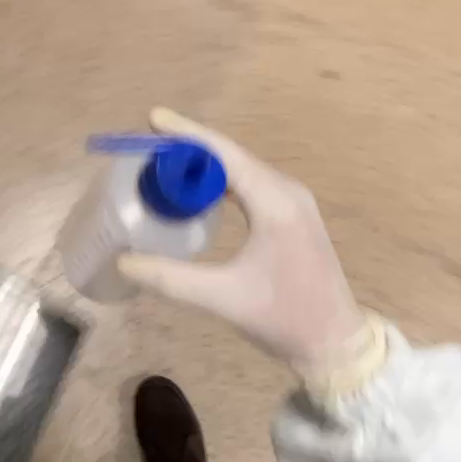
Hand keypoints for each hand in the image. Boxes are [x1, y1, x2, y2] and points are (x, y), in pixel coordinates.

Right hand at [118, 109, 369, 378]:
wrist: (337, 343)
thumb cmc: (284, 319)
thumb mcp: (223, 299)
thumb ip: (170, 279)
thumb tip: (123, 261)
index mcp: (275, 205)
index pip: (224, 156)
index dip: (187, 134)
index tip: (153, 118)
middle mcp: (287, 192)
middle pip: (231, 155)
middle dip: (189, 145)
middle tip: (148, 141)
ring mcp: (292, 201)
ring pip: (240, 167)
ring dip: (204, 162)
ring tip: (164, 159)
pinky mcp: (291, 213)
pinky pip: (249, 182)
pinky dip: (219, 178)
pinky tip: (196, 186)